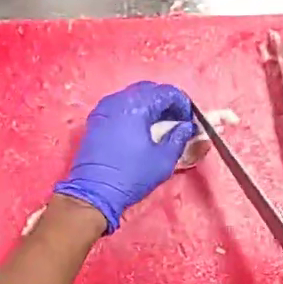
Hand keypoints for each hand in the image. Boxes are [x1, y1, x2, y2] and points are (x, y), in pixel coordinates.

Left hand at [52, 81, 196, 232]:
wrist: (93, 193)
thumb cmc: (131, 176)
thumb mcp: (163, 160)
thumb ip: (178, 138)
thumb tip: (186, 127)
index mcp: (136, 105)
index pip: (166, 92)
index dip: (182, 103)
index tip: (189, 119)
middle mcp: (117, 100)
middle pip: (147, 90)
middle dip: (165, 102)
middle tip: (176, 119)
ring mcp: (102, 110)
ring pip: (131, 97)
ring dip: (148, 106)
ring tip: (159, 124)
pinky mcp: (94, 122)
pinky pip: (118, 108)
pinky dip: (132, 112)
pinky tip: (139, 129)